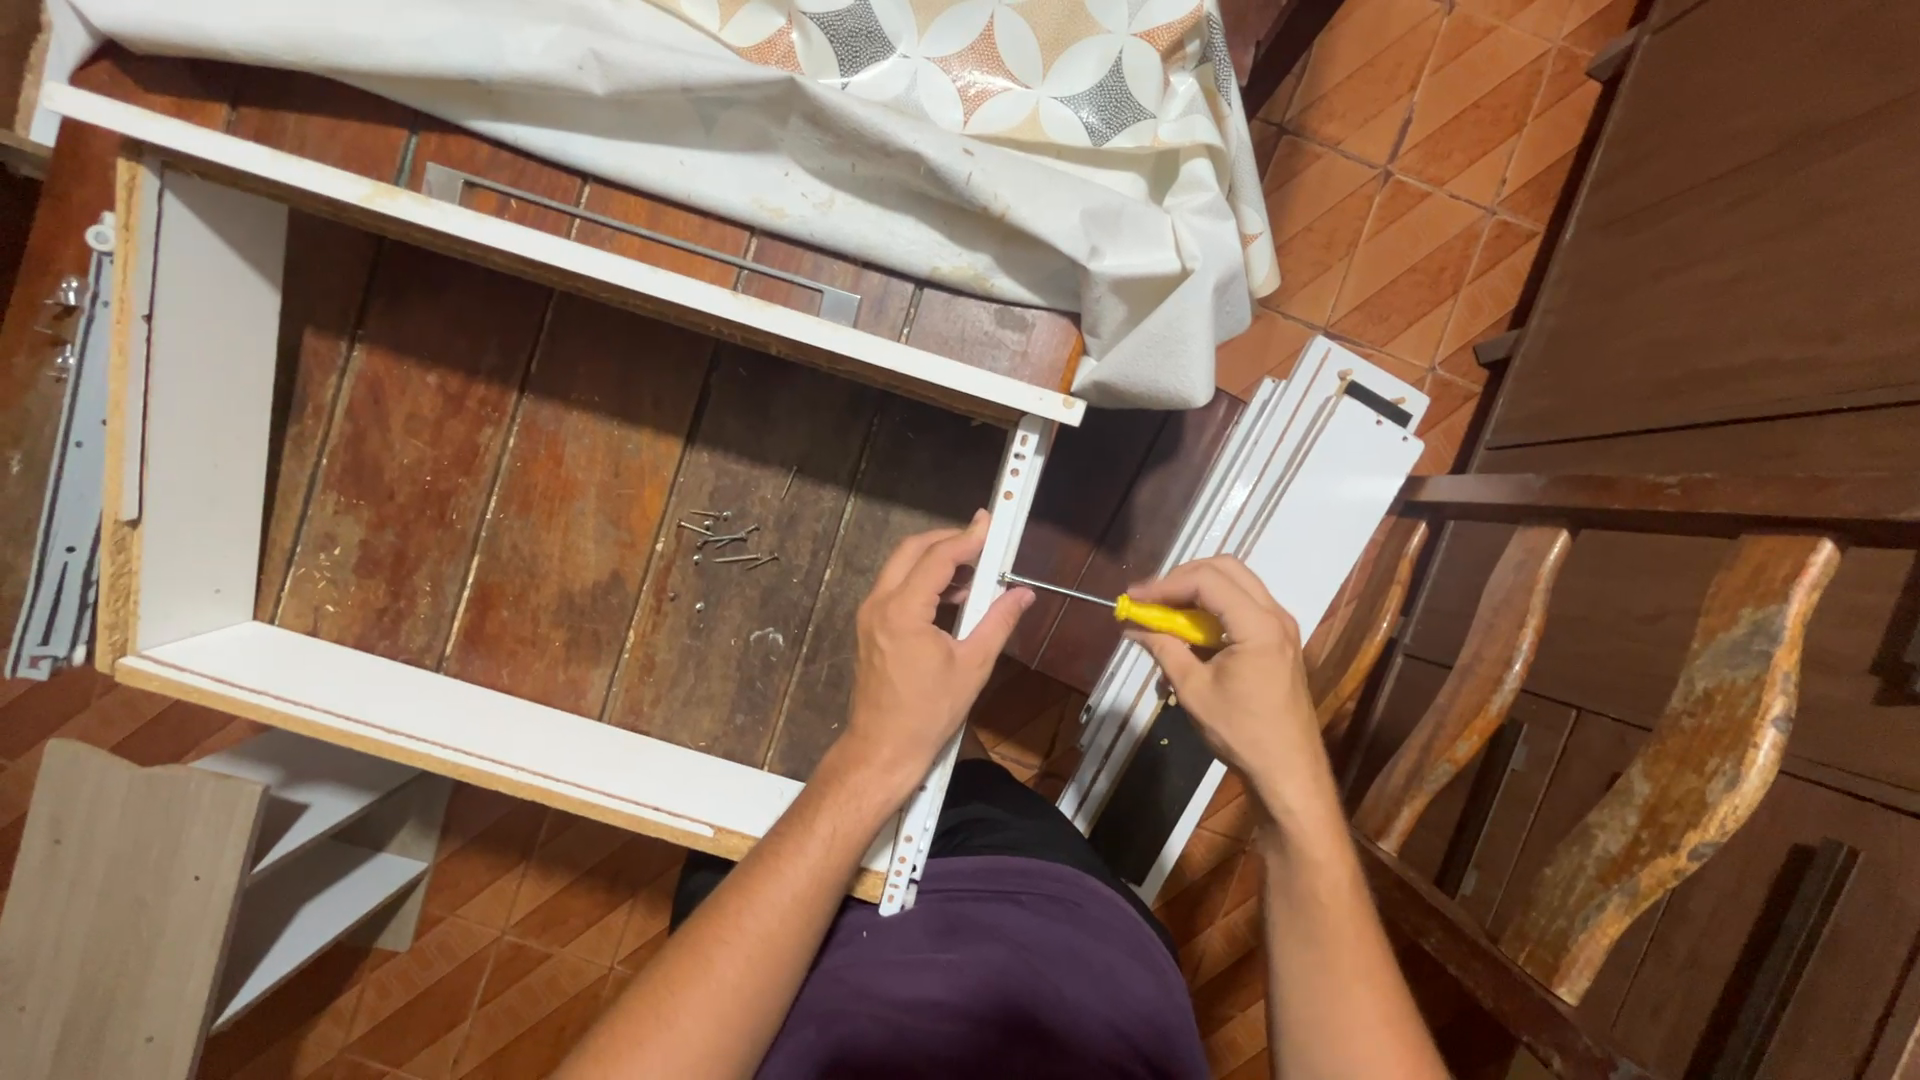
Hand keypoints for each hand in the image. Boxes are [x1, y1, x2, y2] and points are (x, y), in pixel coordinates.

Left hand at [841, 511, 1033, 793]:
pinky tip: (953, 597)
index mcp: (903, 611)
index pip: (937, 558)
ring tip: (975, 572)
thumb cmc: (929, 712)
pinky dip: (923, 580)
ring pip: (901, 566)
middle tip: (983, 541)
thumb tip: (1023, 594)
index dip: (967, 538)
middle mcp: (879, 604)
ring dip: (935, 560)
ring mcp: (869, 614)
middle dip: (948, 540)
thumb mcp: (973, 666)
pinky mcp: (869, 626)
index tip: (991, 525)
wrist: (884, 747)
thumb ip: (998, 622)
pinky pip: (896, 587)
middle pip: (912, 550)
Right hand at [1126, 557, 1337, 831]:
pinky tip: (1190, 627)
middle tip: (1150, 598)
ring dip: (1198, 588)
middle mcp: (1275, 616)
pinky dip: (1213, 605)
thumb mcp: (1193, 690)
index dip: (1165, 585)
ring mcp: (1281, 626)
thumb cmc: (1241, 733)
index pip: (1207, 581)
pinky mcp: (1279, 640)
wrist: (1288, 771)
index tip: (1134, 599)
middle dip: (1183, 577)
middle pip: (1226, 568)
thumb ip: (1164, 649)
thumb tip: (1133, 628)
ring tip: (1165, 609)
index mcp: (1258, 625)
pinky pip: (1243, 604)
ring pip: (1237, 582)